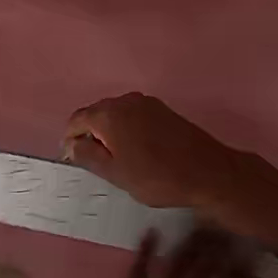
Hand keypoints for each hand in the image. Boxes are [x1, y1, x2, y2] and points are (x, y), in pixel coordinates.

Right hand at [63, 93, 244, 208]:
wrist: (208, 172)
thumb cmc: (156, 177)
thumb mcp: (115, 173)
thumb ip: (88, 155)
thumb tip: (73, 143)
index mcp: (110, 114)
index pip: (77, 119)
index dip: (70, 139)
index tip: (72, 159)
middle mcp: (128, 100)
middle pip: (97, 113)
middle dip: (89, 134)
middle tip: (91, 161)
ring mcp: (149, 103)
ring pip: (117, 114)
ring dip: (109, 132)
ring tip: (112, 158)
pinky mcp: (165, 111)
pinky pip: (135, 116)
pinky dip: (127, 130)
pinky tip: (134, 150)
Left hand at [92, 227, 250, 277]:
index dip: (242, 274)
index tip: (252, 253)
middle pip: (207, 272)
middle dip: (221, 250)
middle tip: (231, 229)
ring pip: (179, 263)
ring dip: (192, 243)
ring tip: (203, 225)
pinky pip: (139, 269)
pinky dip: (146, 249)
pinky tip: (153, 231)